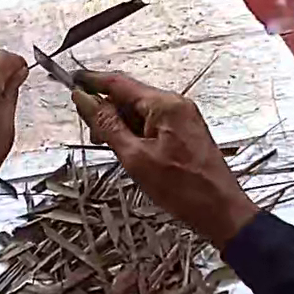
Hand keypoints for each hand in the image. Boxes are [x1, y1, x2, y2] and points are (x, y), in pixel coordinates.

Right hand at [71, 71, 258, 247]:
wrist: (222, 212)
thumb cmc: (185, 189)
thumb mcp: (135, 157)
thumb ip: (106, 125)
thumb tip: (84, 100)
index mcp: (165, 105)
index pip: (119, 83)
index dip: (91, 81)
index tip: (71, 80)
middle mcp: (176, 105)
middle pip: (129, 97)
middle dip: (105, 111)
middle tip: (91, 132)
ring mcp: (182, 118)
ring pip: (139, 112)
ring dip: (119, 125)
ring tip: (111, 148)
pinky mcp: (184, 132)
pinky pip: (151, 123)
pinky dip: (134, 133)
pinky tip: (129, 151)